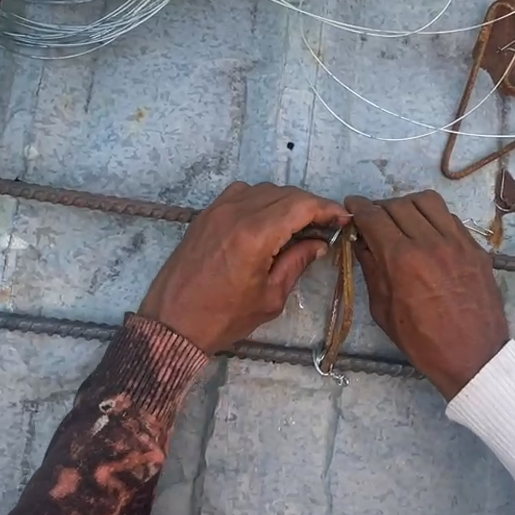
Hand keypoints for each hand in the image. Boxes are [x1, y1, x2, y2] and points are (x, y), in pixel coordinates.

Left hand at [139, 182, 349, 352]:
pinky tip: (268, 220)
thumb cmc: (222, 317)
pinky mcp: (205, 215)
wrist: (171, 323)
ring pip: (263, 190)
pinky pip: (240, 194)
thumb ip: (296, 263)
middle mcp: (236, 213)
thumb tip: (318, 243)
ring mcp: (217, 210)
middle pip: (285, 194)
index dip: (326, 208)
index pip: (301, 205)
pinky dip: (260, 200)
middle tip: (327, 226)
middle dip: (310, 206)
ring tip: (299, 225)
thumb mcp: (270, 297)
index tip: (343, 218)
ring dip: (286, 201)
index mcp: (255, 234)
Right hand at [344, 191, 508, 399]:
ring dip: (407, 205)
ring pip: (427, 201)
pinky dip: (432, 217)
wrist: (473, 357)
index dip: (358, 207)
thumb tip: (361, 243)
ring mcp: (457, 242)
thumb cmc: (422, 342)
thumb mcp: (383, 310)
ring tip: (401, 219)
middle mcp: (430, 242)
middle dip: (380, 208)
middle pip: (398, 204)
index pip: (373, 217)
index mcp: (402, 259)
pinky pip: (450, 218)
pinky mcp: (475, 248)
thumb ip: (371, 270)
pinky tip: (426, 232)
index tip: (351, 206)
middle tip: (373, 219)